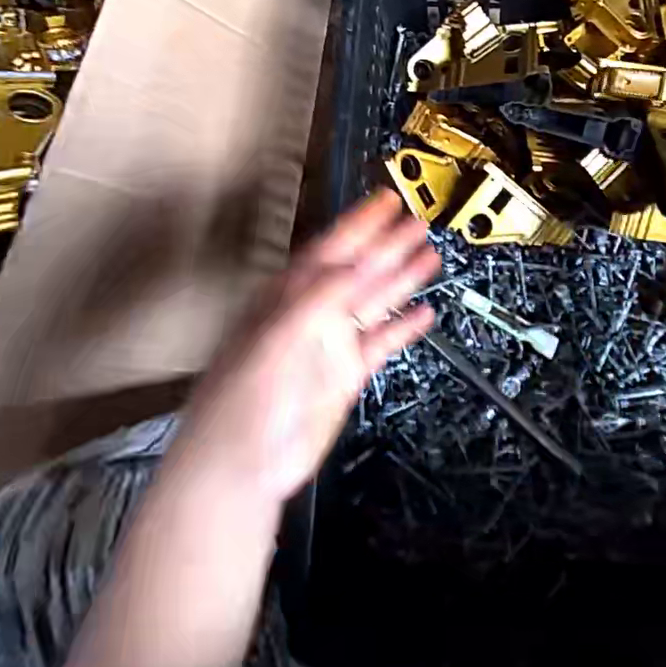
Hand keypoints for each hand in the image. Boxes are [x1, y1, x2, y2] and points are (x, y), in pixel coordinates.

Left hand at [177, 191, 439, 502]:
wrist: (240, 466)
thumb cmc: (238, 405)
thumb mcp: (276, 342)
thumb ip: (316, 300)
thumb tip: (351, 264)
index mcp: (289, 298)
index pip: (331, 248)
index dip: (360, 222)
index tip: (385, 200)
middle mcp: (312, 315)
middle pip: (360, 269)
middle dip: (389, 243)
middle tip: (417, 220)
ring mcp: (330, 344)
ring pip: (374, 301)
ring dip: (401, 277)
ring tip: (427, 255)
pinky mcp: (344, 375)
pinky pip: (380, 342)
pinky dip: (403, 328)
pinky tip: (423, 313)